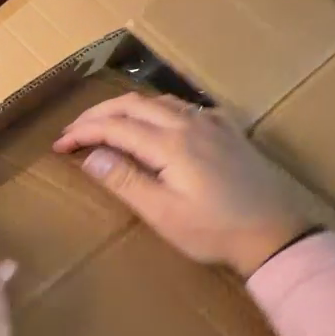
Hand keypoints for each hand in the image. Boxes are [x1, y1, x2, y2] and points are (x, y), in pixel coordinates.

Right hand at [52, 94, 309, 276]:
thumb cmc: (214, 231)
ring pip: (159, 101)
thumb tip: (91, 156)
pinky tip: (154, 123)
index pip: (115, 126)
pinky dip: (156, 109)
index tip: (59, 145)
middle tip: (73, 130)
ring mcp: (213, 125)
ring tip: (104, 123)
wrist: (275, 234)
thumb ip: (125, 181)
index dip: (83, 132)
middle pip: (134, 104)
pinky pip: (184, 107)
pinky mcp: (228, 132)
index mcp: (171, 144)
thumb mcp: (162, 213)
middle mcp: (191, 124)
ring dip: (125, 107)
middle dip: (98, 113)